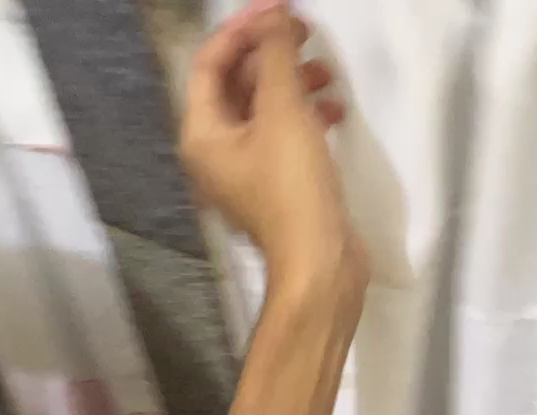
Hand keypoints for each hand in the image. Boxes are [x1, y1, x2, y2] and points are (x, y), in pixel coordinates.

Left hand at [179, 1, 367, 301]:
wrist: (319, 266)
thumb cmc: (293, 190)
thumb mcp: (283, 111)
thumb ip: (276, 55)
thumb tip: (274, 18)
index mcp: (203, 136)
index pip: (210, 62)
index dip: (242, 28)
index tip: (279, 10)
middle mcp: (217, 155)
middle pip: (238, 85)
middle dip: (272, 56)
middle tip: (306, 35)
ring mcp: (248, 175)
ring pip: (266, 112)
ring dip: (295, 85)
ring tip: (327, 75)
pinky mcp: (278, 189)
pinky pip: (285, 139)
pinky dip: (306, 119)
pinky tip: (334, 111)